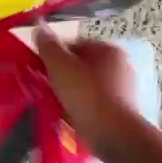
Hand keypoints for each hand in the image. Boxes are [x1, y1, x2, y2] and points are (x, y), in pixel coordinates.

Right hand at [35, 30, 136, 157]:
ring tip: (55, 105)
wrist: (113, 134)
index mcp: (108, 49)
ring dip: (69, 94)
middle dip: (61, 77)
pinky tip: (69, 117)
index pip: (74, 45)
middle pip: (80, 66)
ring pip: (86, 86)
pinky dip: (80, 108)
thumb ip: (48, 46)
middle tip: (45, 89)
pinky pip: (93, 104)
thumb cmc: (86, 95)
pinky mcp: (120, 110)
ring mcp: (122, 89)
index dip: (53, 56)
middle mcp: (120, 65)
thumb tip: (38, 28)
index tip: (39, 70)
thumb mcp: (60, 66)